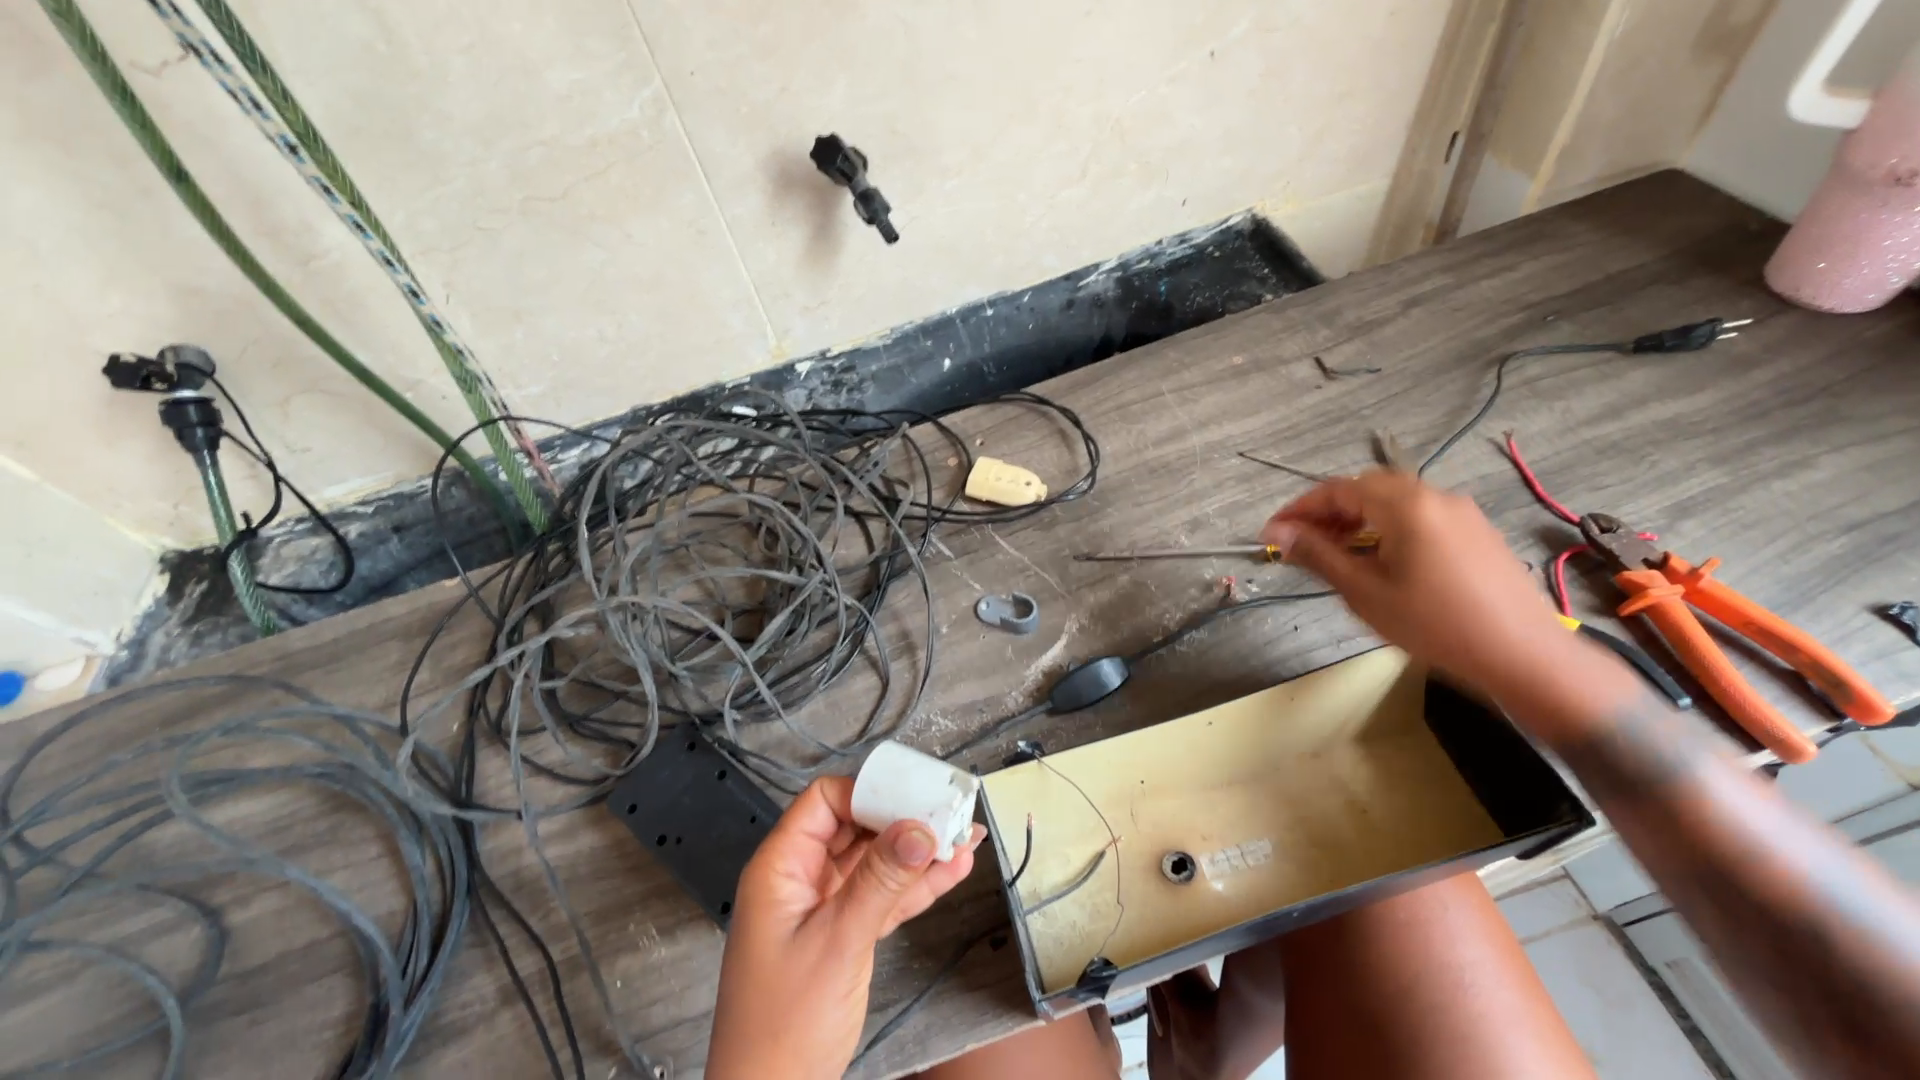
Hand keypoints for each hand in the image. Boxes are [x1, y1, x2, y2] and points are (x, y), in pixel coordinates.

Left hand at [707, 776, 982, 1079]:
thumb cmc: (782, 1024)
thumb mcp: (837, 943)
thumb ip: (880, 882)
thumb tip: (918, 828)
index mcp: (780, 868)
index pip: (825, 803)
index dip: (868, 793)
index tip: (914, 796)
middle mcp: (801, 878)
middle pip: (855, 827)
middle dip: (902, 817)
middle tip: (949, 812)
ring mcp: (824, 907)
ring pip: (875, 862)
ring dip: (917, 851)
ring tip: (963, 835)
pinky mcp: (845, 933)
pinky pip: (884, 896)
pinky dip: (916, 885)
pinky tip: (951, 871)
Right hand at [1259, 471, 1574, 700]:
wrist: (1521, 653)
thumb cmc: (1433, 624)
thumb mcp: (1364, 591)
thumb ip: (1318, 555)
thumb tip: (1278, 534)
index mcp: (1404, 504)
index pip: (1337, 489)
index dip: (1298, 509)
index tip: (1271, 534)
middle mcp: (1434, 495)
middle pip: (1366, 489)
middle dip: (1327, 512)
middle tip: (1300, 544)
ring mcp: (1460, 512)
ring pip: (1394, 502)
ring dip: (1357, 519)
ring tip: (1335, 554)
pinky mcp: (1476, 531)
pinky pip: (1420, 516)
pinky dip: (1388, 527)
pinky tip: (1380, 560)